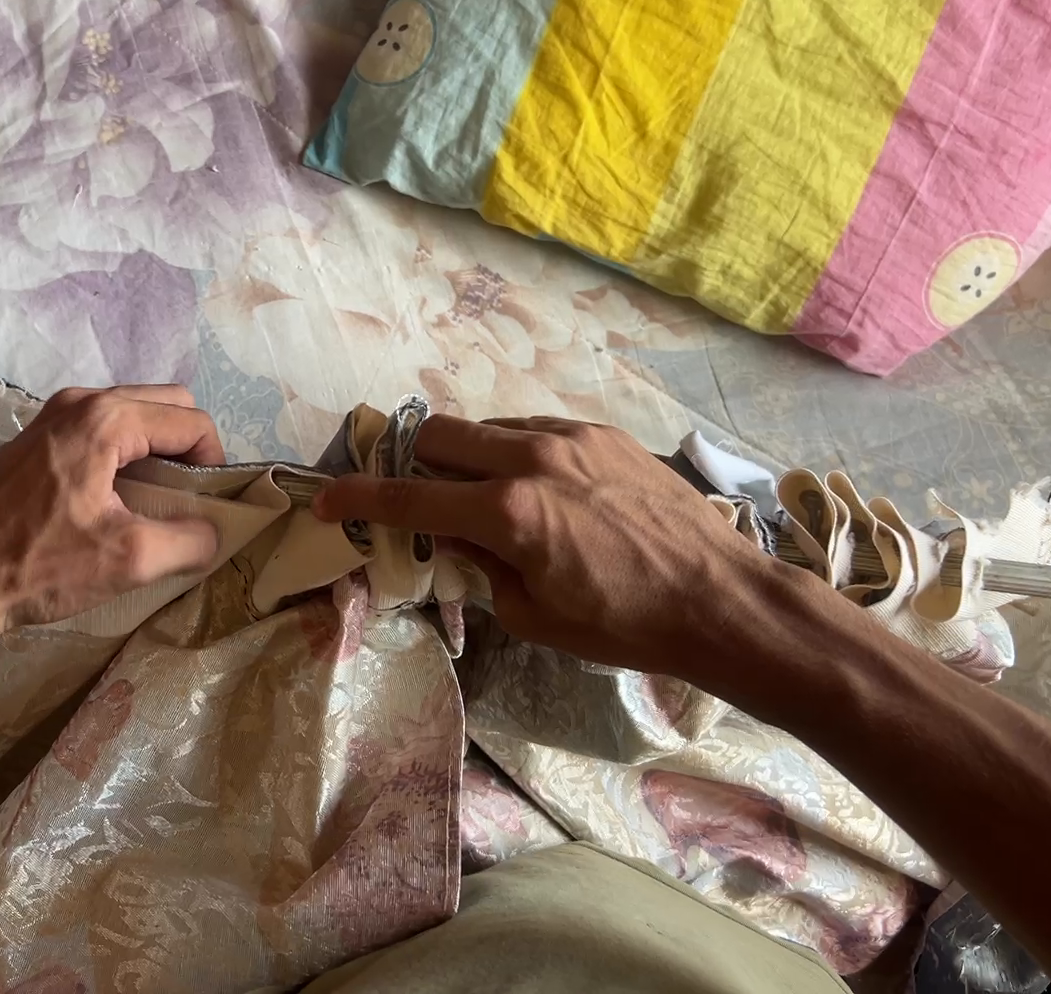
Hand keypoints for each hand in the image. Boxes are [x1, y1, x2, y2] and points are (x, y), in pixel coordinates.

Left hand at [0, 385, 224, 656]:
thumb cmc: (41, 565)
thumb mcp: (131, 560)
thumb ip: (191, 540)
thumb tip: (214, 532)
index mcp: (106, 419)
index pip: (192, 422)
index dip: (213, 462)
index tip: (207, 504)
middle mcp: (81, 401)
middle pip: (166, 405)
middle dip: (188, 448)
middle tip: (187, 497)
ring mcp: (53, 414)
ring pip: (134, 413)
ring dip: (158, 449)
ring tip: (155, 499)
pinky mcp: (38, 434)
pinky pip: (103, 426)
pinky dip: (126, 451)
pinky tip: (117, 495)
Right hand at [311, 414, 766, 677]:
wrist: (722, 599)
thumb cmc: (622, 625)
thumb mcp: (531, 613)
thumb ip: (478, 563)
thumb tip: (454, 533)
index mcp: (509, 513)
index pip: (410, 496)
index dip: (358, 495)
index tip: (328, 498)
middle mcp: (531, 459)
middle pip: (439, 432)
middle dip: (413, 458)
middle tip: (420, 491)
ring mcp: (570, 437)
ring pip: (486, 425)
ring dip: (467, 455)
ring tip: (487, 492)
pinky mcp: (601, 433)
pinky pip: (533, 427)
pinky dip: (514, 450)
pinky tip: (538, 482)